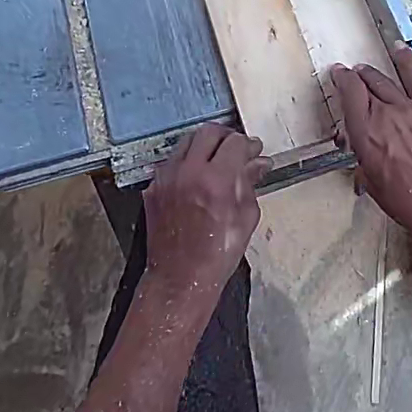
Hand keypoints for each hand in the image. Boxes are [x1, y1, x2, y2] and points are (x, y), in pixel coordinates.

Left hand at [142, 124, 268, 300]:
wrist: (181, 278)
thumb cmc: (216, 254)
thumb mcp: (246, 218)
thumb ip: (250, 183)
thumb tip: (257, 164)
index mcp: (215, 180)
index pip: (235, 143)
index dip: (249, 144)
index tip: (255, 150)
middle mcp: (187, 173)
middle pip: (208, 132)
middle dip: (226, 137)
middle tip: (237, 149)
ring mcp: (166, 179)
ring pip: (186, 143)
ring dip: (205, 147)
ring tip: (217, 162)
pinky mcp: (153, 189)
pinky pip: (172, 164)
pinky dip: (188, 164)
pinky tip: (198, 179)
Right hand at [332, 45, 411, 253]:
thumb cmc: (406, 200)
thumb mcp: (371, 179)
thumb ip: (363, 155)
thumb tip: (363, 147)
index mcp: (364, 133)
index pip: (349, 93)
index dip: (341, 80)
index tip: (338, 76)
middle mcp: (384, 115)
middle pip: (365, 85)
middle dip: (355, 78)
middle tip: (350, 76)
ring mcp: (410, 109)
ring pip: (386, 81)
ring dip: (373, 73)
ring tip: (366, 70)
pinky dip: (407, 62)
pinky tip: (400, 50)